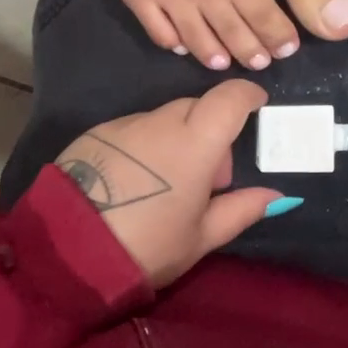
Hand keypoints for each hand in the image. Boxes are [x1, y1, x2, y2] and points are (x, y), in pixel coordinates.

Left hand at [53, 80, 287, 287]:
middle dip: (209, 132)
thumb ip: (241, 209)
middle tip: (206, 179)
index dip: (246, 96)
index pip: (228, 98)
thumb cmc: (147, 246)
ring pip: (158, 120)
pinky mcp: (90, 136)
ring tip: (164, 186)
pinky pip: (128, 131)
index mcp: (193, 143)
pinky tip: (132, 184)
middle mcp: (156, 123)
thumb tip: (278, 196)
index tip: (256, 106)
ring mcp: (119, 126)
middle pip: (193, 108)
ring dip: (172, 140)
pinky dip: (141, 146)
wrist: (69, 251)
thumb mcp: (200, 237)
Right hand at [62, 0, 347, 71]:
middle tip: (262, 61)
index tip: (292, 48)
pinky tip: (176, 44)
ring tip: (224, 62)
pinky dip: (171, 40)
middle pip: (236, 29)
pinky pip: (156, 27)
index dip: (286, 36)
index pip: (275, 18)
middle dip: (254, 47)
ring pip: (197, 34)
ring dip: (215, 50)